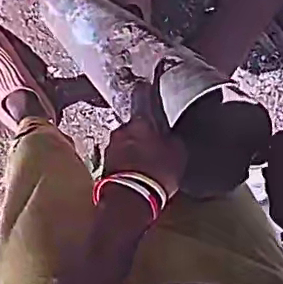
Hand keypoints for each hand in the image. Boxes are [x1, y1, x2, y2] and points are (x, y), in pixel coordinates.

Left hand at [101, 82, 186, 199]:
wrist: (130, 200)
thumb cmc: (157, 172)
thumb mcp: (178, 154)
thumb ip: (174, 139)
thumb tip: (171, 136)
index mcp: (140, 121)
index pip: (142, 95)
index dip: (146, 89)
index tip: (148, 84)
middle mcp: (121, 129)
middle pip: (133, 123)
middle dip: (142, 130)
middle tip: (155, 140)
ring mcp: (109, 147)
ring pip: (125, 141)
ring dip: (133, 146)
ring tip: (147, 160)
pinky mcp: (104, 165)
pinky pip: (119, 157)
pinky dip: (127, 161)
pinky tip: (137, 171)